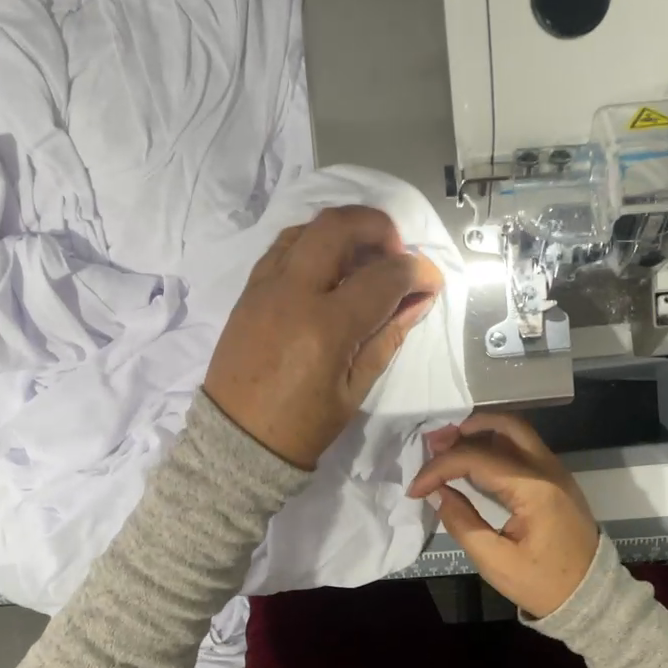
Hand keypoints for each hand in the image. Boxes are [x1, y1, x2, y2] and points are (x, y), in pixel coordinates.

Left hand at [204, 206, 443, 468]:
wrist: (237, 441)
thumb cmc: (302, 426)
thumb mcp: (355, 389)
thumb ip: (387, 337)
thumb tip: (417, 300)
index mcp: (326, 328)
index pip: (383, 276)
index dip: (417, 272)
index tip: (430, 281)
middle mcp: (293, 294)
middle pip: (339, 226)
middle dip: (378, 227)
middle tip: (395, 253)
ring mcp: (266, 286)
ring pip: (308, 227)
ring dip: (344, 230)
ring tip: (363, 258)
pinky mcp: (249, 290)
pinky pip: (283, 246)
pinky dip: (313, 243)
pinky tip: (329, 266)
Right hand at [407, 413, 599, 617]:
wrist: (590, 595)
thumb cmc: (543, 584)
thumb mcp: (495, 562)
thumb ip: (462, 523)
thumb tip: (437, 493)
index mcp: (534, 489)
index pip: (477, 459)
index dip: (440, 469)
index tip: (416, 489)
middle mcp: (548, 469)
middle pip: (504, 426)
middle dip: (464, 430)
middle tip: (432, 444)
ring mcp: (556, 471)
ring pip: (516, 432)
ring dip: (480, 432)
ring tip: (447, 447)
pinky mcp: (555, 480)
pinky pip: (523, 448)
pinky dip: (494, 444)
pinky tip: (472, 462)